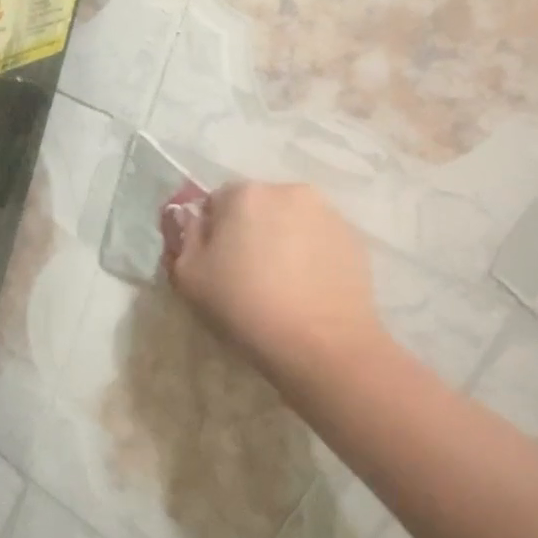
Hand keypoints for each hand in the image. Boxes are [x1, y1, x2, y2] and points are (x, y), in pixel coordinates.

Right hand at [162, 182, 386, 377]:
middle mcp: (288, 191)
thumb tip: (190, 217)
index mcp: (244, 193)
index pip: (215, 202)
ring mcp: (327, 214)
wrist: (322, 346)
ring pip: (290, 221)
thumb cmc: (244, 307)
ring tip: (281, 284)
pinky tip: (307, 289)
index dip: (211, 233)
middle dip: (248, 231)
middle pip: (256, 206)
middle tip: (246, 275)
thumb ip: (183, 236)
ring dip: (281, 240)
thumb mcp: (188, 276)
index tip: (215, 265)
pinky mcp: (354, 240)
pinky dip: (310, 255)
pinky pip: (318, 239)